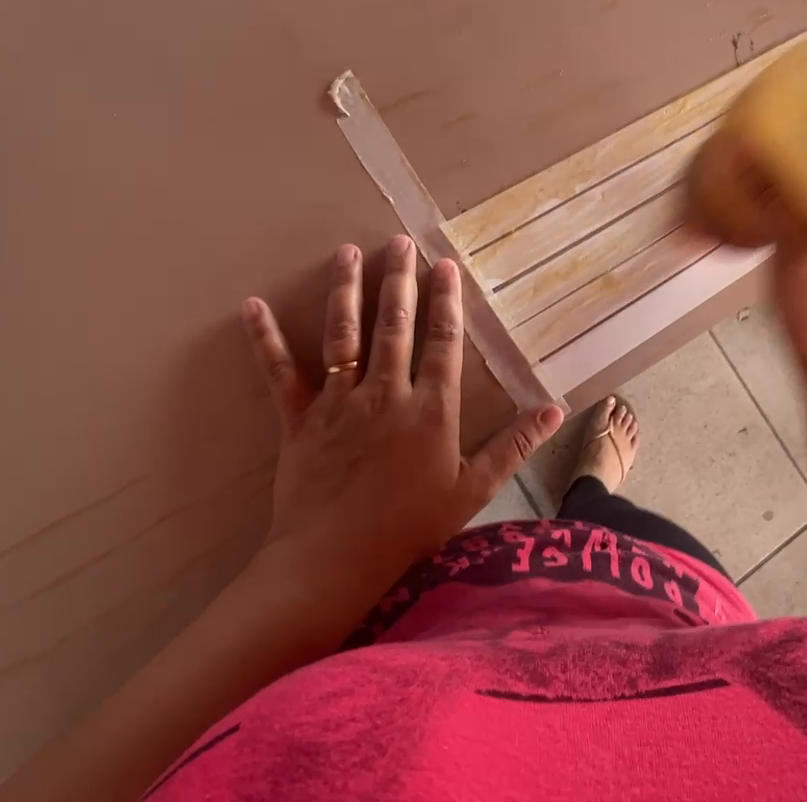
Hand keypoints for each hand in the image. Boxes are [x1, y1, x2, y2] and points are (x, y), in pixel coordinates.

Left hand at [241, 237, 564, 608]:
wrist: (333, 564)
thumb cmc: (412, 529)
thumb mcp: (473, 489)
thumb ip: (513, 445)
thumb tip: (554, 409)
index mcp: (431, 408)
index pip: (442, 340)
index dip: (445, 300)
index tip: (445, 265)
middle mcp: (386, 393)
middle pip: (394, 325)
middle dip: (399, 279)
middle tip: (399, 241)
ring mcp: (339, 403)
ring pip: (344, 335)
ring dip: (346, 290)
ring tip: (347, 252)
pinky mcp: (299, 421)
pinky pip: (281, 373)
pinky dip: (265, 339)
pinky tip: (252, 305)